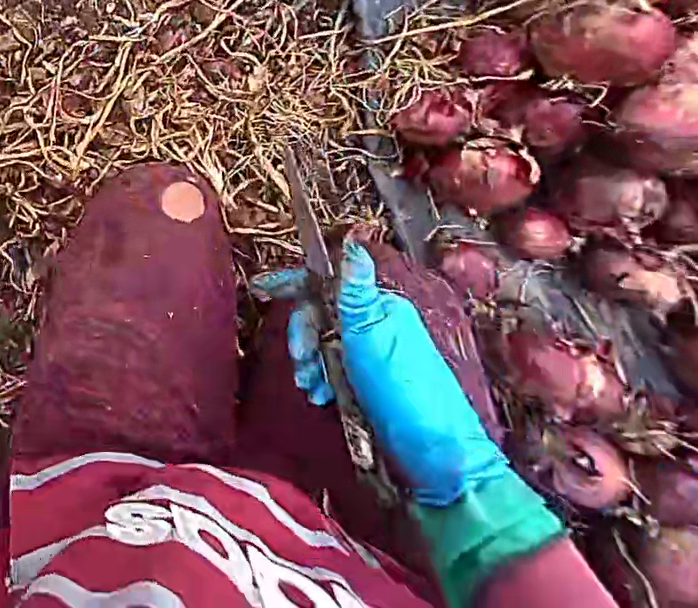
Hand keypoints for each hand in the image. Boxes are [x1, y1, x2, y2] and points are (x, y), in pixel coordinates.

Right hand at [262, 242, 508, 506]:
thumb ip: (355, 289)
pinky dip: (322, 380)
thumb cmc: (402, 389)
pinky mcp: (369, 383)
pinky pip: (333, 371)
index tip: (263, 288)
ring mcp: (372, 355)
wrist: (434, 453)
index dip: (293, 284)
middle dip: (303, 335)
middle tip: (301, 360)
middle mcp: (375, 325)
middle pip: (320, 314)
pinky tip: (323, 396)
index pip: (326, 282)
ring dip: (310, 363)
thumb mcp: (370, 332)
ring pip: (323, 344)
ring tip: (312, 386)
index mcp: (377, 305)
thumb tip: (352, 243)